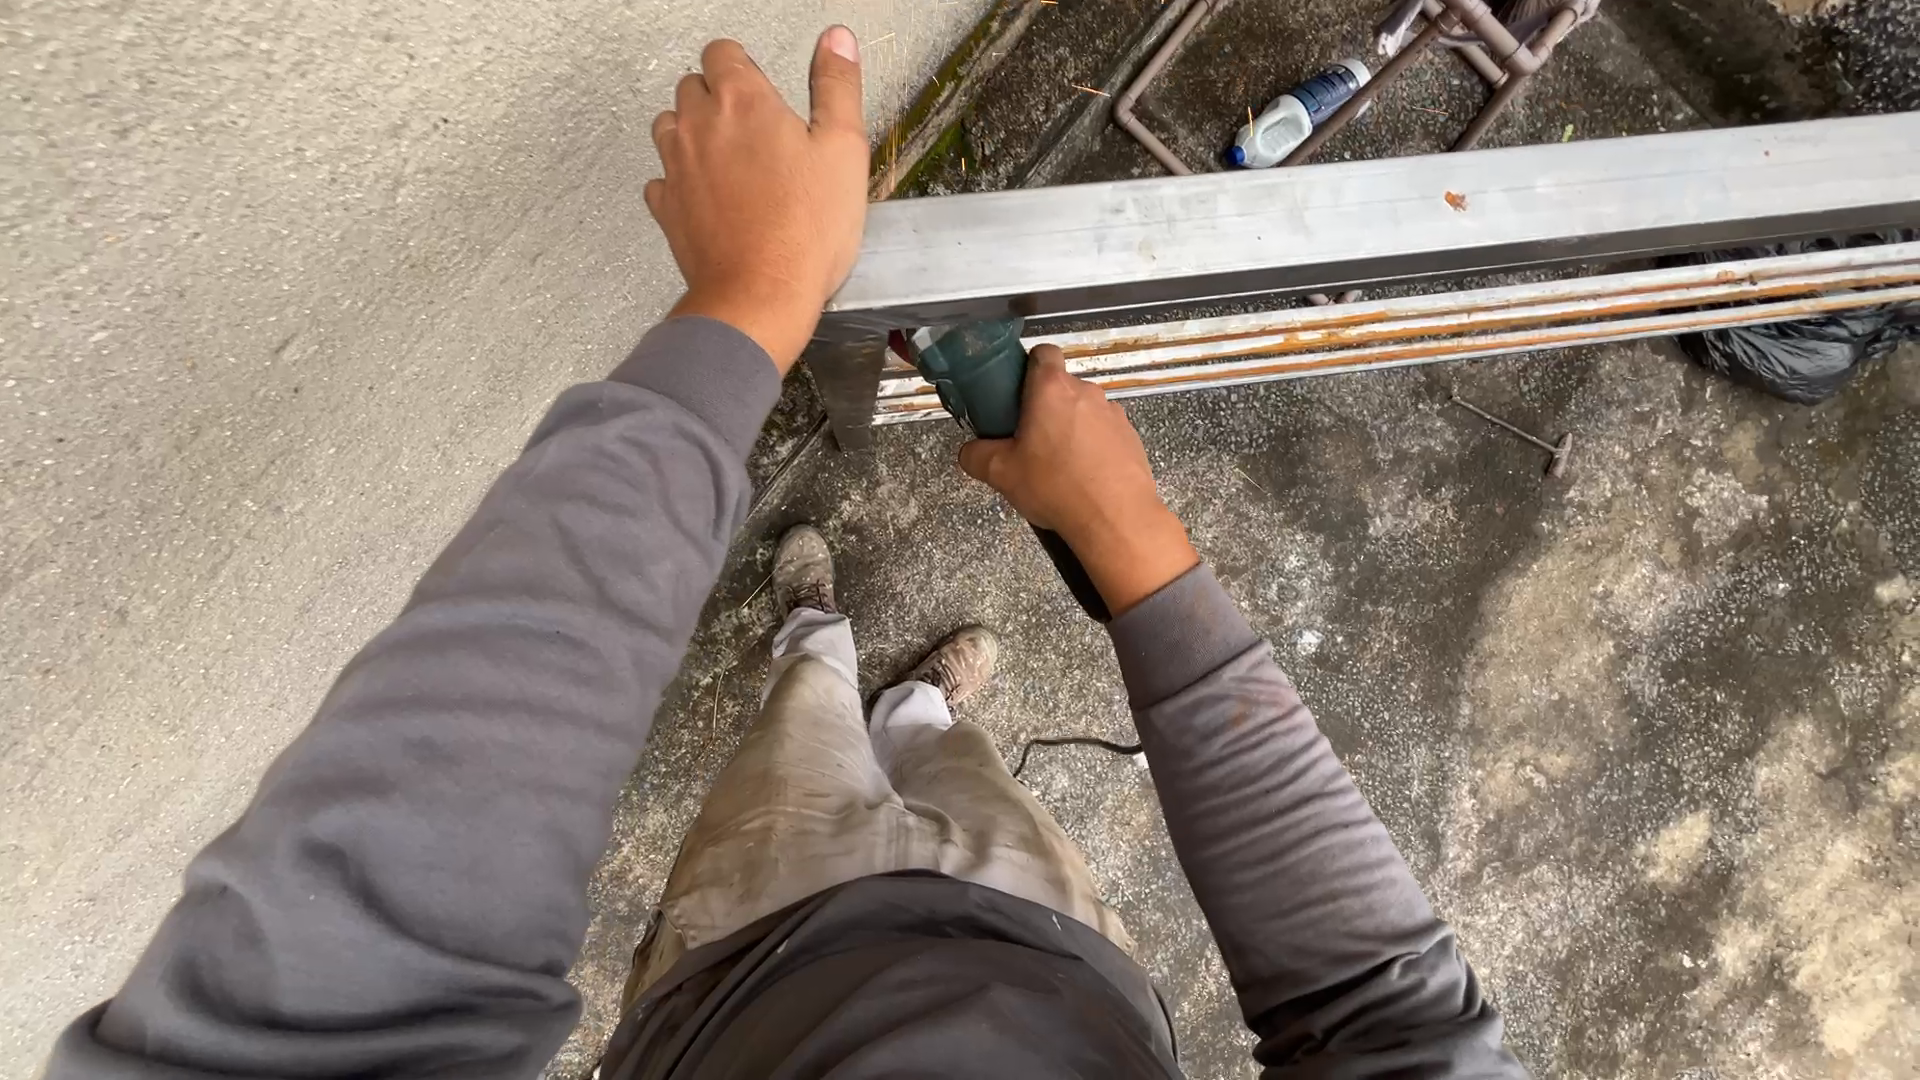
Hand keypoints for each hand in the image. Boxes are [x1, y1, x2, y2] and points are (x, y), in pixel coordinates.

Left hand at [645, 30, 868, 371]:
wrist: (762, 296)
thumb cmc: (805, 232)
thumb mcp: (844, 152)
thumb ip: (838, 87)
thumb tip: (837, 41)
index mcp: (744, 101)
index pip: (724, 53)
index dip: (745, 70)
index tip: (764, 97)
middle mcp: (700, 125)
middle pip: (693, 87)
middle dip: (719, 101)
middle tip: (755, 136)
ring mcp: (677, 168)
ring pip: (670, 128)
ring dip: (695, 136)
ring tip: (731, 167)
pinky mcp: (668, 210)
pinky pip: (662, 182)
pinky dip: (680, 184)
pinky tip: (709, 202)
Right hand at [959, 346, 1198, 615]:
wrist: (1115, 518)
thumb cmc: (1055, 486)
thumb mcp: (1001, 474)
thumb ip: (976, 456)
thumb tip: (970, 451)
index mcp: (1051, 389)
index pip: (1042, 352)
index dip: (1029, 367)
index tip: (1017, 394)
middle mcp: (1086, 392)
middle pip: (1061, 387)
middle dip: (1045, 408)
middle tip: (1030, 442)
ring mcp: (1114, 414)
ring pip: (1084, 411)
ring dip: (1070, 428)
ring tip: (1059, 467)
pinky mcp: (1132, 437)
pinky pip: (1105, 433)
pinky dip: (1093, 447)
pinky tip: (1085, 478)